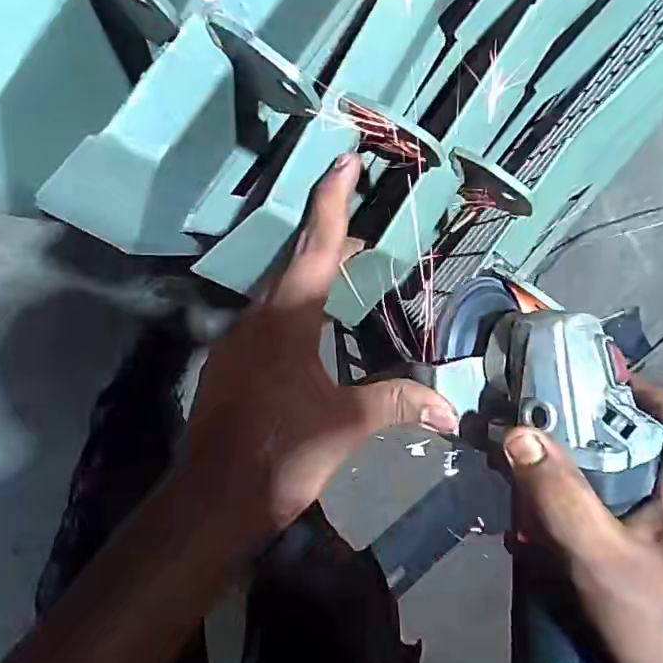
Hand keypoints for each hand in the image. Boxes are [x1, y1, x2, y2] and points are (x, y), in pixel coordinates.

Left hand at [179, 153, 458, 533]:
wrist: (213, 501)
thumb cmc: (282, 454)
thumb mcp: (346, 425)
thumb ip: (398, 404)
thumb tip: (449, 410)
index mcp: (287, 320)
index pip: (316, 247)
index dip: (332, 200)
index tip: (344, 161)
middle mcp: (256, 319)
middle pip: (297, 265)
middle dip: (330, 244)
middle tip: (365, 242)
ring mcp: (235, 342)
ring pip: (278, 294)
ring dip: (312, 280)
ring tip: (346, 282)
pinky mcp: (228, 367)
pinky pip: (265, 322)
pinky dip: (293, 312)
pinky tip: (311, 337)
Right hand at [498, 378, 662, 662]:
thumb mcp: (602, 557)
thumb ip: (559, 495)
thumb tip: (517, 433)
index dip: (631, 384)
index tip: (578, 381)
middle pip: (644, 439)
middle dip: (593, 429)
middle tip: (542, 426)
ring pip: (631, 478)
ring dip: (587, 471)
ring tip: (540, 470)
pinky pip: (627, 512)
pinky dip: (593, 506)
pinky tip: (557, 525)